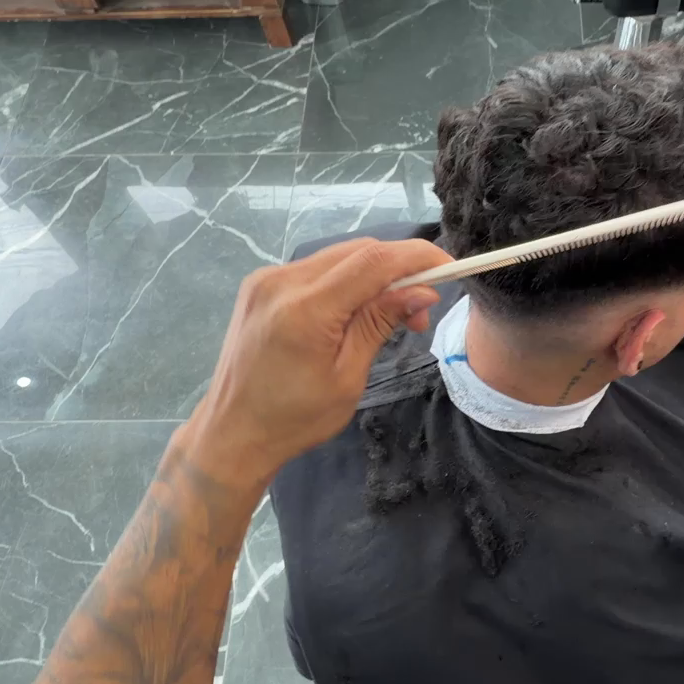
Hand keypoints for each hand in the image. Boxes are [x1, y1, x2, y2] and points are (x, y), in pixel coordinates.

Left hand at [180, 237, 453, 485]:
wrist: (233, 432)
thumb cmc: (295, 419)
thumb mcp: (348, 377)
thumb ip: (380, 324)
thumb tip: (422, 291)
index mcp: (306, 309)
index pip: (374, 261)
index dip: (418, 257)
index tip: (450, 268)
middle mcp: (282, 281)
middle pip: (358, 251)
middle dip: (399, 270)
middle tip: (421, 311)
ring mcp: (267, 279)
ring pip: (338, 257)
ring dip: (374, 276)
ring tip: (394, 315)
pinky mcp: (262, 285)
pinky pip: (317, 269)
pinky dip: (346, 281)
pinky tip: (357, 311)